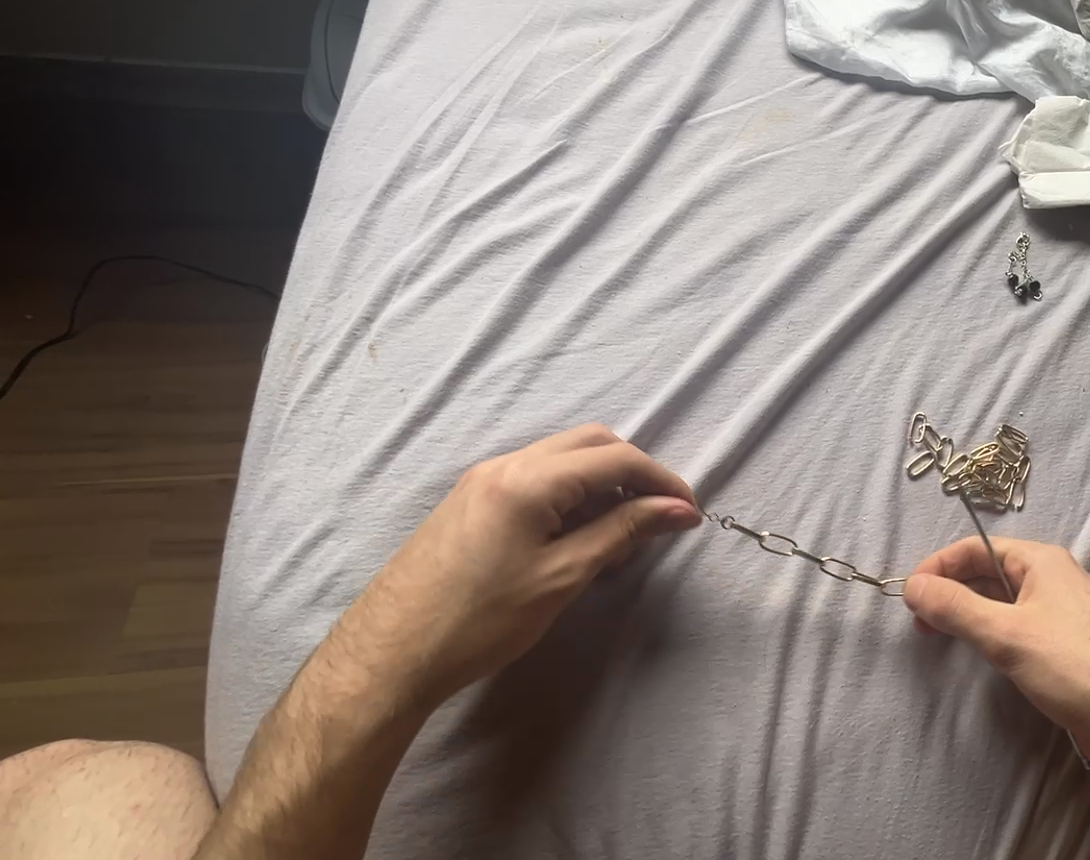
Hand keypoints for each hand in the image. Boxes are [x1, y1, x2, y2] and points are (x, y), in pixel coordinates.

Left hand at [332, 424, 702, 709]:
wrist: (383, 662)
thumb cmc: (479, 622)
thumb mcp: (563, 576)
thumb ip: (626, 531)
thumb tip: (680, 509)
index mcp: (530, 479)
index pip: (617, 460)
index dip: (663, 482)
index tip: (691, 513)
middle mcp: (506, 463)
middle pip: (594, 443)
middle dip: (635, 473)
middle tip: (657, 516)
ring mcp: (485, 478)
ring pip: (566, 458)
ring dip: (604, 484)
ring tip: (620, 536)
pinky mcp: (473, 498)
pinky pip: (540, 477)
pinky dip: (574, 495)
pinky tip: (579, 537)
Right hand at [902, 537, 1089, 762]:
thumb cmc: (1071, 665)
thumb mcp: (1006, 633)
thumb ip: (956, 608)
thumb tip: (911, 585)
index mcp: (1042, 559)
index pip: (977, 548)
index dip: (940, 566)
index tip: (909, 592)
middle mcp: (1053, 576)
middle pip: (989, 571)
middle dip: (952, 589)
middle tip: (918, 619)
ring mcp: (1062, 609)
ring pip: (1003, 599)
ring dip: (969, 611)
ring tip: (938, 634)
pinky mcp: (1066, 642)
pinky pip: (1018, 622)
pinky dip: (991, 629)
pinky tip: (979, 648)